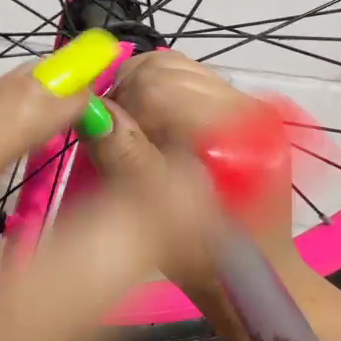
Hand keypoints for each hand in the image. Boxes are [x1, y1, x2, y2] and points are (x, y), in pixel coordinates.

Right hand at [105, 52, 293, 258]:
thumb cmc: (207, 259)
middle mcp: (246, 108)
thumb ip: (128, 161)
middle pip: (160, 69)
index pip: (158, 85)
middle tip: (111, 140)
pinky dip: (147, 96)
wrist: (249, 273)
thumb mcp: (158, 217)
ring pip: (165, 68)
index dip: (116, 107)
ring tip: (127, 137)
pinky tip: (144, 131)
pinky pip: (176, 79)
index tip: (99, 144)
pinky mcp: (229, 107)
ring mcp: (241, 104)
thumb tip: (91, 114)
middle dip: (123, 99)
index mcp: (238, 133)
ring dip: (133, 96)